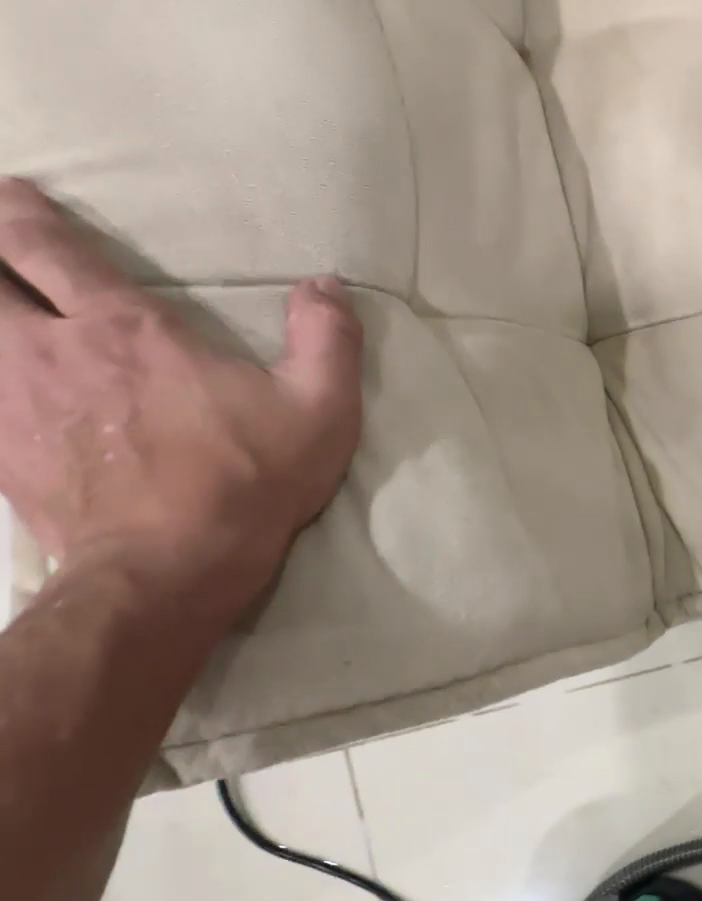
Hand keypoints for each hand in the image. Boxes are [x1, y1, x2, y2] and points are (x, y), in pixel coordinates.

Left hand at [0, 178, 362, 621]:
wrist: (172, 561)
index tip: (18, 196)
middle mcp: (49, 348)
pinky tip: (3, 385)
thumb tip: (326, 282)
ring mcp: (9, 396)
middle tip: (0, 245)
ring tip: (1, 308)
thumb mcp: (322, 407)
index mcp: (128, 330)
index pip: (46, 247)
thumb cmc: (253, 476)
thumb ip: (327, 338)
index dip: (24, 214)